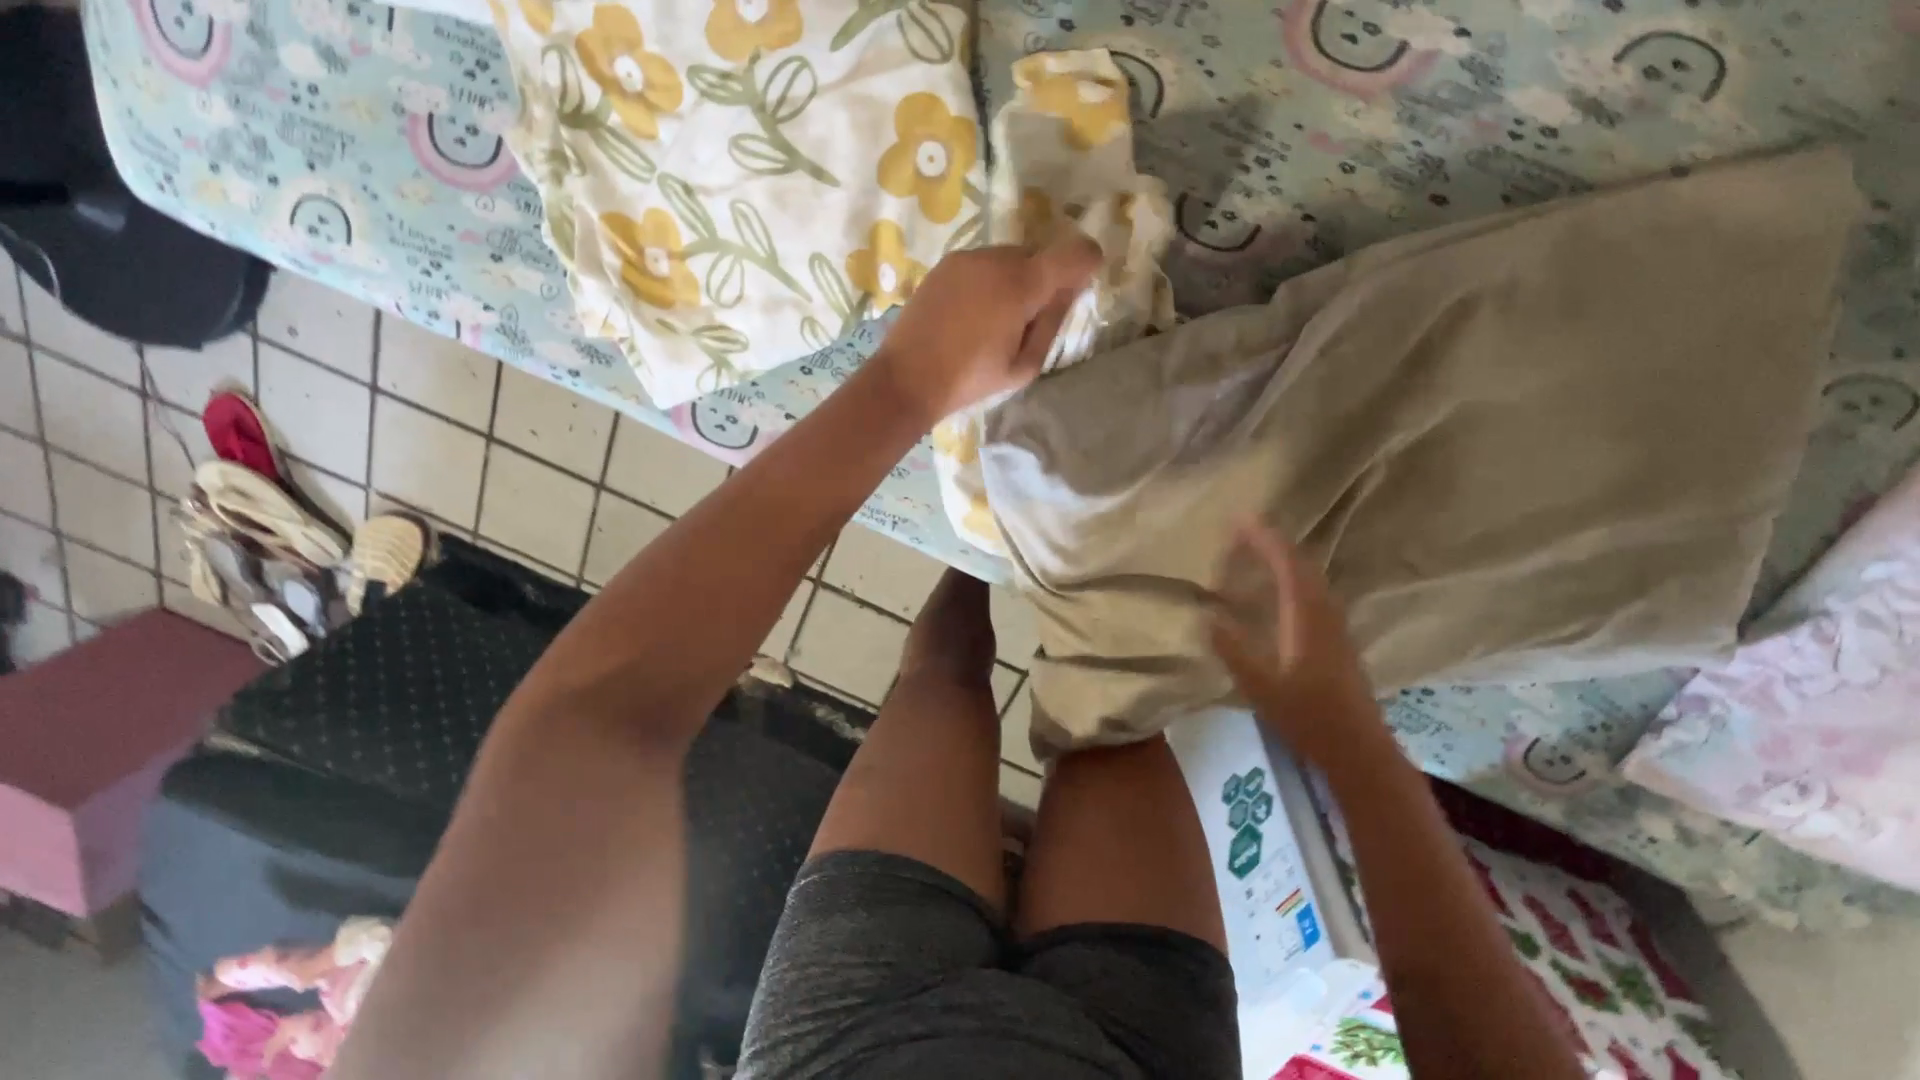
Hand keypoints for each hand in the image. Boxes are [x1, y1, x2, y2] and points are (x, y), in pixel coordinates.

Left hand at [872, 236, 1101, 422]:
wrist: (906, 378)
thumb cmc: (970, 379)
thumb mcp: (1023, 365)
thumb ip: (1052, 322)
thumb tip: (1068, 291)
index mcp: (1021, 285)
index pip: (1073, 253)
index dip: (1087, 264)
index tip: (1082, 283)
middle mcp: (996, 259)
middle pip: (1039, 255)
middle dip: (1044, 280)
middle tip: (1029, 321)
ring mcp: (967, 257)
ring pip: (1010, 258)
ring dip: (1016, 280)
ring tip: (997, 321)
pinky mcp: (945, 264)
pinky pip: (983, 263)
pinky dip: (990, 281)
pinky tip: (974, 314)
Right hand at [1209, 523, 1398, 774]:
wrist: (1358, 749)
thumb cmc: (1308, 717)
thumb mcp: (1259, 686)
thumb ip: (1233, 649)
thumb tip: (1209, 615)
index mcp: (1307, 616)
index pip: (1286, 563)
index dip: (1263, 538)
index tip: (1238, 519)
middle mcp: (1326, 612)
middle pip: (1302, 564)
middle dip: (1272, 543)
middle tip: (1242, 532)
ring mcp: (1337, 625)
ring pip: (1311, 578)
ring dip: (1284, 560)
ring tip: (1256, 555)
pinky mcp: (1339, 639)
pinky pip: (1314, 593)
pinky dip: (1292, 580)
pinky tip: (1278, 594)